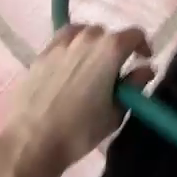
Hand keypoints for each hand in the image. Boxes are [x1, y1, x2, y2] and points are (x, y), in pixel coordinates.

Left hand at [9, 24, 155, 171]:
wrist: (30, 142)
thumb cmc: (79, 130)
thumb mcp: (115, 113)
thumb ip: (134, 86)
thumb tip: (146, 69)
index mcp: (111, 48)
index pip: (135, 34)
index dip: (143, 46)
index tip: (143, 61)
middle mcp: (88, 37)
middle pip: (109, 35)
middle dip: (116, 50)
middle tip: (113, 73)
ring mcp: (63, 43)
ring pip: (85, 34)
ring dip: (93, 45)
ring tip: (90, 66)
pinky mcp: (42, 53)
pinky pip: (63, 38)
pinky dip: (72, 44)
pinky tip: (69, 61)